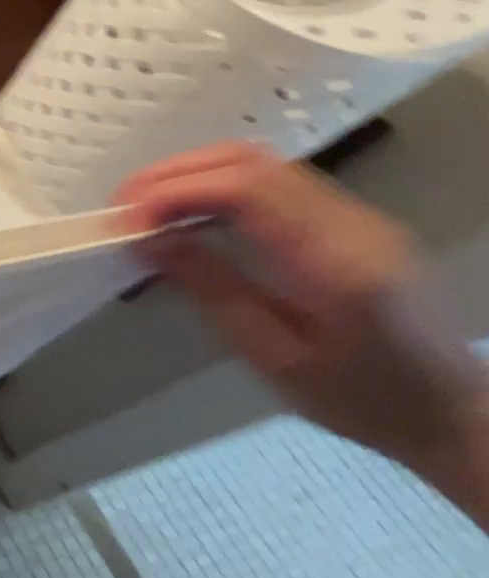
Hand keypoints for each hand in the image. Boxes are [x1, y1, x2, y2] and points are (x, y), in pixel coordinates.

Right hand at [114, 142, 488, 478]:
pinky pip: (271, 180)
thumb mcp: (273, 354)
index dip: (173, 192)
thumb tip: (148, 239)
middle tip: (122, 208)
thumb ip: (212, 288)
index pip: (245, 190)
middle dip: (172, 175)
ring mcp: (357, 216)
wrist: (456, 416)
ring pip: (258, 162)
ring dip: (190, 175)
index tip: (125, 223)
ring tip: (144, 209)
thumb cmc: (361, 401)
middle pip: (249, 162)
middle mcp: (353, 224)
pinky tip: (186, 213)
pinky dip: (215, 184)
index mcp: (338, 262)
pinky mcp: (350, 220)